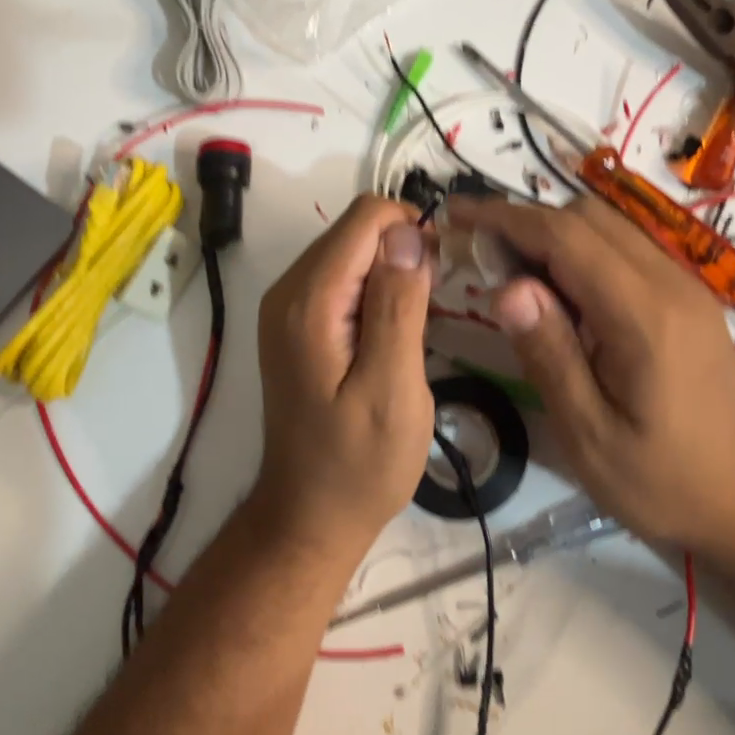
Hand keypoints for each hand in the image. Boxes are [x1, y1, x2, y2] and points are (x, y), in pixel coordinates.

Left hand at [254, 196, 435, 557]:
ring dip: (392, 271)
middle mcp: (288, 292)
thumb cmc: (359, 464)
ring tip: (422, 323)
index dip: (414, 230)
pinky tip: (395, 335)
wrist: (310, 516)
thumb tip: (408, 233)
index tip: (446, 274)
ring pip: (352, 251)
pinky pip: (343, 280)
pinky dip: (376, 291)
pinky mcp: (298, 325)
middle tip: (439, 305)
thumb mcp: (392, 388)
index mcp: (309, 302)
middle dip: (404, 249)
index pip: (365, 218)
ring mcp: (288, 308)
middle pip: (356, 231)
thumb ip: (397, 306)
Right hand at [449, 197, 734, 558]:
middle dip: (526, 223)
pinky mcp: (688, 296)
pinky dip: (583, 251)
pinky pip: (626, 248)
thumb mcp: (589, 435)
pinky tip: (562, 296)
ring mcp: (685, 285)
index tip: (456, 214)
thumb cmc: (663, 480)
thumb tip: (507, 286)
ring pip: (609, 225)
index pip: (565, 237)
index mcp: (644, 316)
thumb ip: (549, 355)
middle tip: (482, 260)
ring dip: (554, 235)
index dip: (505, 218)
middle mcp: (670, 282)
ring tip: (515, 276)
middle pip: (588, 217)